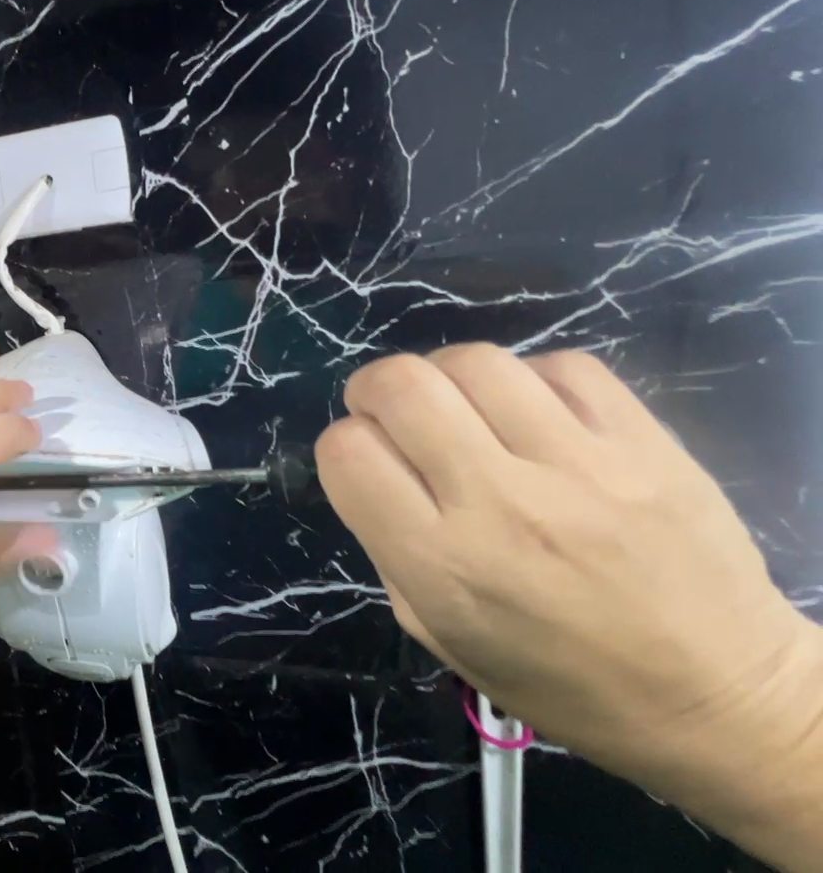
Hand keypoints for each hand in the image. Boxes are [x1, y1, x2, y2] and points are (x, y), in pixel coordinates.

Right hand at [316, 345, 822, 792]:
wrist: (721, 703)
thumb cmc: (555, 678)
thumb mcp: (432, 629)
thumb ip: (387, 541)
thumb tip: (373, 466)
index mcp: (440, 562)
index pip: (347, 449)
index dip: (343, 443)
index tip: (366, 462)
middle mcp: (503, 504)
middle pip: (401, 385)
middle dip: (375, 390)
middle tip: (393, 416)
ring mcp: (582, 470)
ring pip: (474, 361)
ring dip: (446, 377)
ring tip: (464, 410)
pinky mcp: (650, 448)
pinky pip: (564, 367)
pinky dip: (529, 379)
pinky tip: (534, 415)